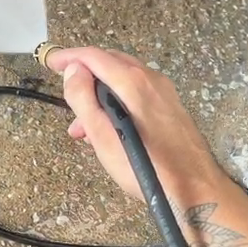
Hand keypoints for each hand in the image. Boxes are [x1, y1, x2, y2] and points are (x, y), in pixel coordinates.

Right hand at [46, 46, 234, 209]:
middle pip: (110, 63)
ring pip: (123, 80)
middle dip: (84, 75)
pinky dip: (116, 101)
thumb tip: (73, 71)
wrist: (195, 189)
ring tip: (82, 127)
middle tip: (65, 93)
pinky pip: (136, 93)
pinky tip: (108, 129)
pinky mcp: (170, 107)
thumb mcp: (102, 136)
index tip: (52, 61)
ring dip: (98, 94)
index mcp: (133, 83)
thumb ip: (83, 99)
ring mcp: (164, 93)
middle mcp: (151, 80)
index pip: (94, 56)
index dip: (69, 57)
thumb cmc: (147, 168)